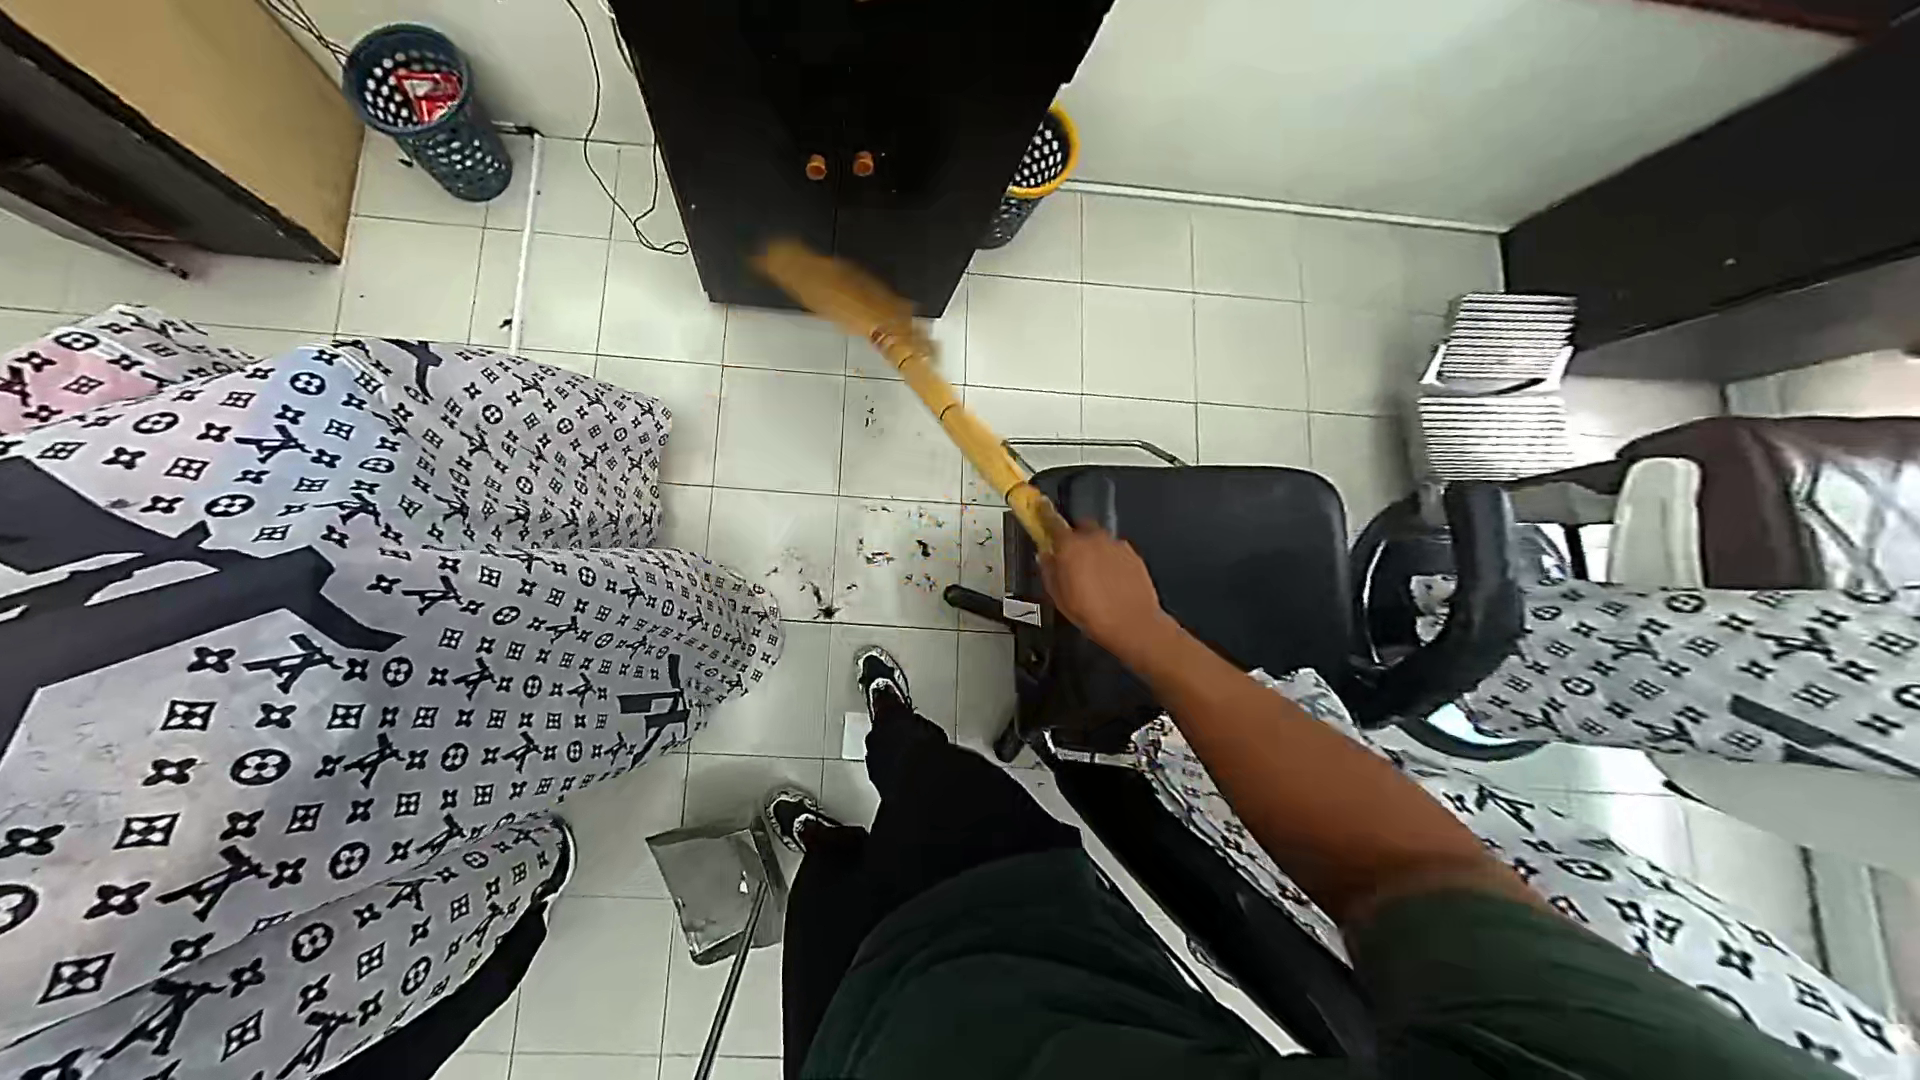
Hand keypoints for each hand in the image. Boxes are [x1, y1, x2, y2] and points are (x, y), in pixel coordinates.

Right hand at [1038, 520, 1175, 659]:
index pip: (1052, 521)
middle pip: (1079, 529)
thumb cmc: (1095, 614)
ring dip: (1093, 552)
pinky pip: (1116, 552)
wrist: (1132, 624)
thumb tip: (1046, 558)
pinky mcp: (1133, 555)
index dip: (1044, 514)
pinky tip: (1109, 582)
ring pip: (1099, 541)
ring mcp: (1116, 546)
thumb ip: (1049, 570)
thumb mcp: (1058, 596)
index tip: (1040, 509)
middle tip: (1069, 560)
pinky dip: (1111, 561)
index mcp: (1071, 546)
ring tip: (1092, 578)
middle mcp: (1094, 540)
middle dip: (1073, 540)